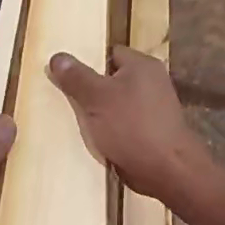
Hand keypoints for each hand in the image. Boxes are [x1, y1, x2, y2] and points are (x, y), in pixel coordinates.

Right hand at [47, 46, 211, 203]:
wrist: (166, 170)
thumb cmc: (131, 126)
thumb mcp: (97, 98)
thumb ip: (76, 77)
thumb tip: (58, 56)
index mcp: (143, 65)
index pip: (111, 53)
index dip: (89, 63)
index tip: (68, 78)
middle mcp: (152, 82)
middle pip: (113, 80)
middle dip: (92, 91)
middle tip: (68, 101)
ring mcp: (154, 109)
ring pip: (117, 105)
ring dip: (100, 114)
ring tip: (78, 122)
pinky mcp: (153, 132)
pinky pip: (124, 125)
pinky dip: (112, 131)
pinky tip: (96, 140)